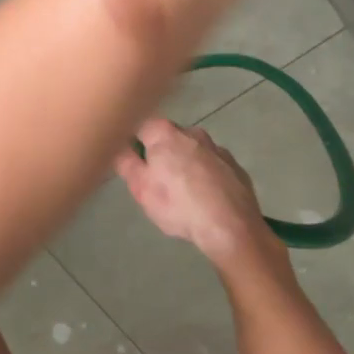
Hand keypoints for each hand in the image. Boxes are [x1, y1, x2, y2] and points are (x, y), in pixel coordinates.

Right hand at [114, 118, 277, 267]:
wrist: (233, 229)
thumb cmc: (179, 206)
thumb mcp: (141, 188)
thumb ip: (125, 162)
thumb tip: (117, 144)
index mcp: (165, 134)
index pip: (140, 124)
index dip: (133, 139)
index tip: (131, 157)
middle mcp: (192, 132)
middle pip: (169, 136)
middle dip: (162, 151)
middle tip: (157, 179)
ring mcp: (218, 149)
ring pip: (193, 150)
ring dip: (186, 163)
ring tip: (185, 192)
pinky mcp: (237, 167)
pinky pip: (214, 165)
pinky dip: (208, 175)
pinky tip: (207, 198)